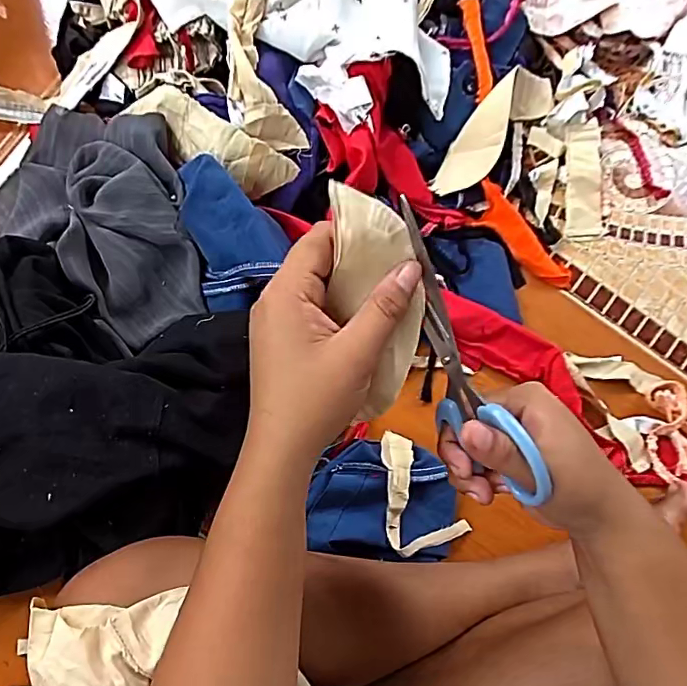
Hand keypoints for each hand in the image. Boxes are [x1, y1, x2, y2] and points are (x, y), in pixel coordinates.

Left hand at [247, 225, 420, 459]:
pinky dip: (343, 314)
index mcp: (286, 292)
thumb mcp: (357, 353)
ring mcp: (277, 323)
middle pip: (320, 262)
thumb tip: (411, 267)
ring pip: (321, 290)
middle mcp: (275, 300)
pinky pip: (316, 314)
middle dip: (361, 265)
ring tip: (391, 299)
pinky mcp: (284, 344)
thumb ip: (385, 307)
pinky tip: (368, 327)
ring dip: (355, 293)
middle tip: (400, 273)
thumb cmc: (315, 401)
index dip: (357, 235)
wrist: (282, 450)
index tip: (394, 244)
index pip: (319, 238)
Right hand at [437, 382, 640, 532]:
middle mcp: (518, 410)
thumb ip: (501, 451)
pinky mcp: (514, 451)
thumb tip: (467, 429)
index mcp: (526, 400)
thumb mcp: (536, 472)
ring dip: (471, 474)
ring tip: (486, 494)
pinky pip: (483, 459)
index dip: (459, 439)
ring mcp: (516, 431)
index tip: (465, 470)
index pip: (470, 407)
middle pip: (466, 427)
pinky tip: (495, 492)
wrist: (599, 514)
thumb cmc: (579, 490)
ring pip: (471, 446)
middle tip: (474, 487)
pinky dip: (482, 478)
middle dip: (464, 460)